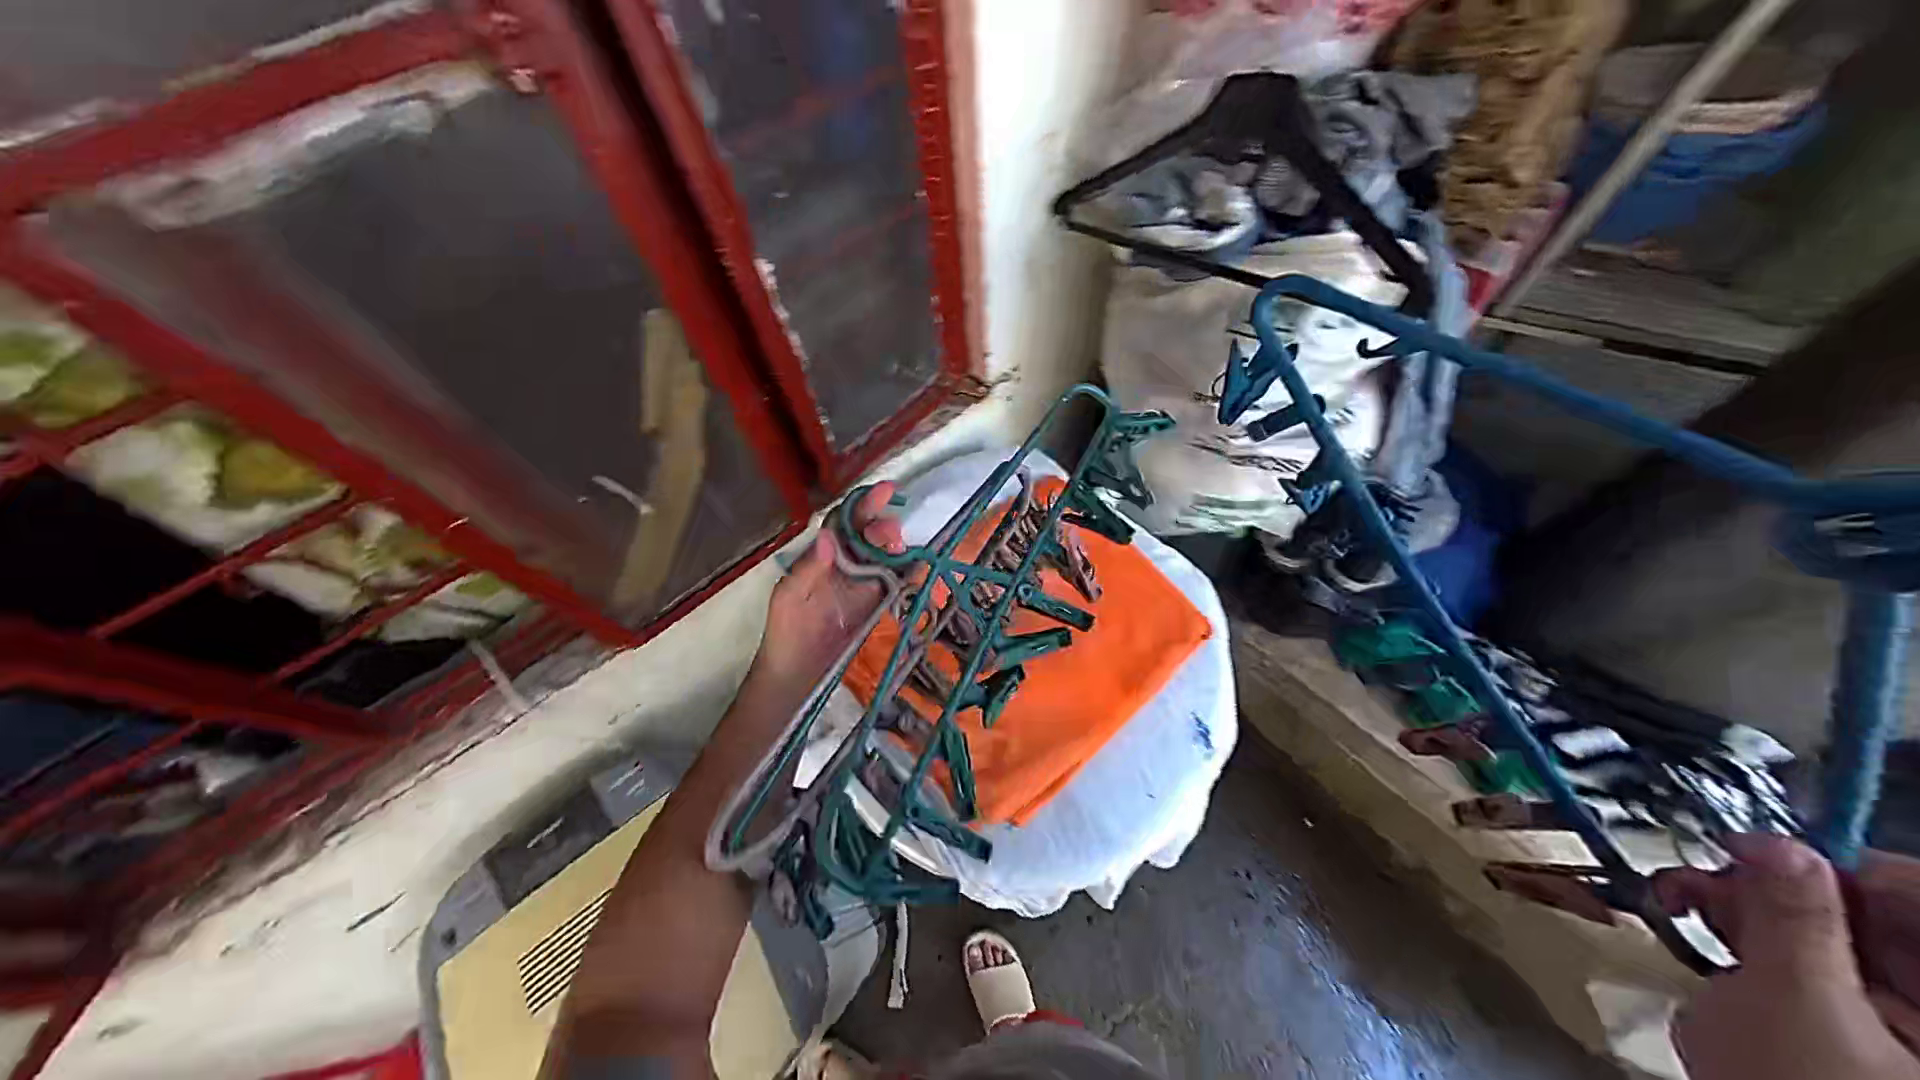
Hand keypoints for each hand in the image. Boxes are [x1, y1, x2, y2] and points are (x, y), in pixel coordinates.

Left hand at [747, 483, 906, 697]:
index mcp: (821, 555)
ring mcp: (863, 584)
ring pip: (885, 556)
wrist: (796, 674)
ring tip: (900, 548)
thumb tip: (828, 535)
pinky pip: (896, 583)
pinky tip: (917, 570)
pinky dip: (909, 574)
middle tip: (892, 531)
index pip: (844, 522)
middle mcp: (845, 564)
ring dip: (896, 547)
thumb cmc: (786, 631)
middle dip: (882, 526)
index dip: (863, 504)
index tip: (886, 490)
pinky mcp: (877, 605)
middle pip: (868, 535)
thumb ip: (809, 567)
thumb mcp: (790, 597)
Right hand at [1653, 834, 1919, 1079]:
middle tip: (1697, 888)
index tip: (1748, 855)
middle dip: (1777, 892)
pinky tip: (1721, 952)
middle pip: (1881, 918)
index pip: (1919, 891)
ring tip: (1689, 912)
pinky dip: (1772, 953)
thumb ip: (1787, 916)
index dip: (1839, 864)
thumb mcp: (1792, 1006)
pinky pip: (1837, 975)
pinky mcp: (1883, 1042)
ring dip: (1761, 918)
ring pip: (1850, 943)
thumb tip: (1770, 840)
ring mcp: (1913, 1025)